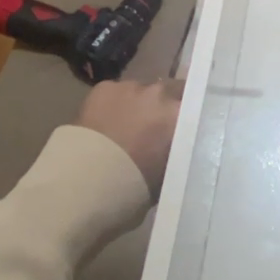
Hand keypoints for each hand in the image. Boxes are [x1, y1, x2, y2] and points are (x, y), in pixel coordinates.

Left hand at [76, 79, 182, 196]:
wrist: (80, 188)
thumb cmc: (130, 192)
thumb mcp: (167, 176)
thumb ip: (177, 153)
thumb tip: (180, 148)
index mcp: (180, 116)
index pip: (198, 105)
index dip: (192, 115)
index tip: (189, 126)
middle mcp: (160, 93)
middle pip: (171, 92)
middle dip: (165, 107)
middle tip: (156, 130)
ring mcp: (131, 86)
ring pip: (142, 92)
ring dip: (139, 106)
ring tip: (126, 129)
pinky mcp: (104, 87)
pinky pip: (117, 93)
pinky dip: (115, 105)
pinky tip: (105, 126)